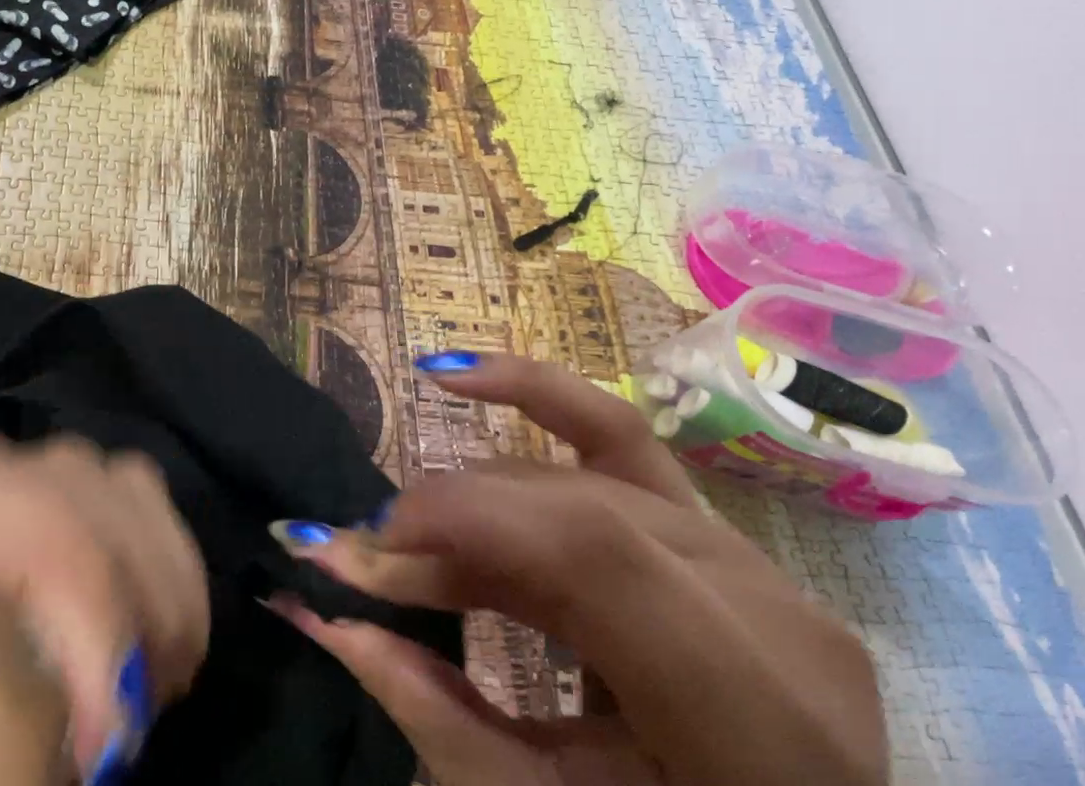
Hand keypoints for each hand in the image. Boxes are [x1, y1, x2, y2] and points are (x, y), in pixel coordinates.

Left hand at [0, 435, 209, 785]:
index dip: (57, 566)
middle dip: (116, 583)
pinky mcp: (38, 545)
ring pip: (97, 482)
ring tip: (143, 695)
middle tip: (132, 718)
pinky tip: (151, 659)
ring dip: (152, 581)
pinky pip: (129, 509)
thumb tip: (85, 618)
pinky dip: (166, 576)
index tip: (112, 703)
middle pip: (39, 479)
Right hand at [267, 352, 885, 785]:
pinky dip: (536, 398)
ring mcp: (754, 561)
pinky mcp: (724, 538)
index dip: (466, 520)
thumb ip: (433, 710)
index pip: (595, 549)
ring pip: (582, 476)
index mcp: (752, 704)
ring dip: (476, 499)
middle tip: (369, 566)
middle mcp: (767, 605)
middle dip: (451, 523)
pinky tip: (454, 375)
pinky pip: (624, 442)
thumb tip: (318, 613)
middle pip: (576, 506)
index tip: (368, 546)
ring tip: (408, 538)